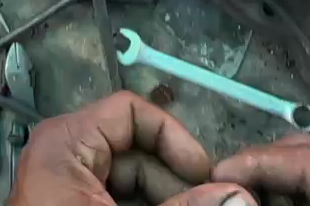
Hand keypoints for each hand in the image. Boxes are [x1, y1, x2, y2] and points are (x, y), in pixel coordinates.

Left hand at [8, 91, 251, 205]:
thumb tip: (243, 197)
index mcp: (67, 141)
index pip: (130, 112)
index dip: (175, 137)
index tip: (211, 176)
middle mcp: (66, 155)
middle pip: (137, 151)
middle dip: (179, 182)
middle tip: (219, 204)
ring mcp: (69, 188)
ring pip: (133, 184)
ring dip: (169, 201)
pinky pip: (118, 204)